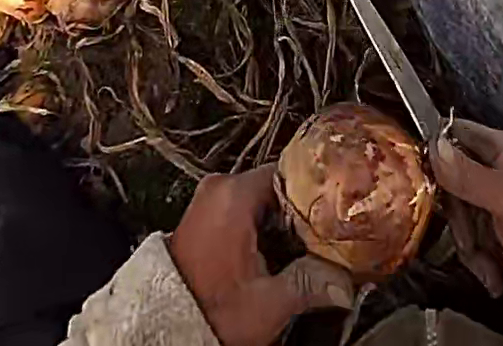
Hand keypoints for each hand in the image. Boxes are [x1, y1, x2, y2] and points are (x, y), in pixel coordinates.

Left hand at [168, 164, 355, 345]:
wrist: (157, 328)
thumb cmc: (207, 311)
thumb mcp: (265, 304)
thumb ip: (308, 284)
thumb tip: (345, 283)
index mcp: (235, 193)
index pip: (289, 173)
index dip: (313, 195)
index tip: (330, 215)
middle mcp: (220, 185)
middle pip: (275, 185)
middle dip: (297, 212)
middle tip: (319, 236)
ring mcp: (209, 198)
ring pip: (260, 197)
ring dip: (278, 220)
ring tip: (300, 247)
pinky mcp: (203, 213)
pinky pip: (242, 206)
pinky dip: (259, 223)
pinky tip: (272, 251)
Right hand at [431, 120, 502, 289]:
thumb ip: (468, 174)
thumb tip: (434, 146)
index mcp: (500, 149)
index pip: (454, 132)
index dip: (437, 152)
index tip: (431, 179)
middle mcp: (493, 169)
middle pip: (450, 180)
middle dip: (458, 218)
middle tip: (471, 240)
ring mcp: (492, 200)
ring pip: (457, 213)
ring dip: (469, 245)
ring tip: (489, 265)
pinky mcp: (493, 228)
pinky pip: (469, 236)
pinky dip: (478, 259)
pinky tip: (493, 273)